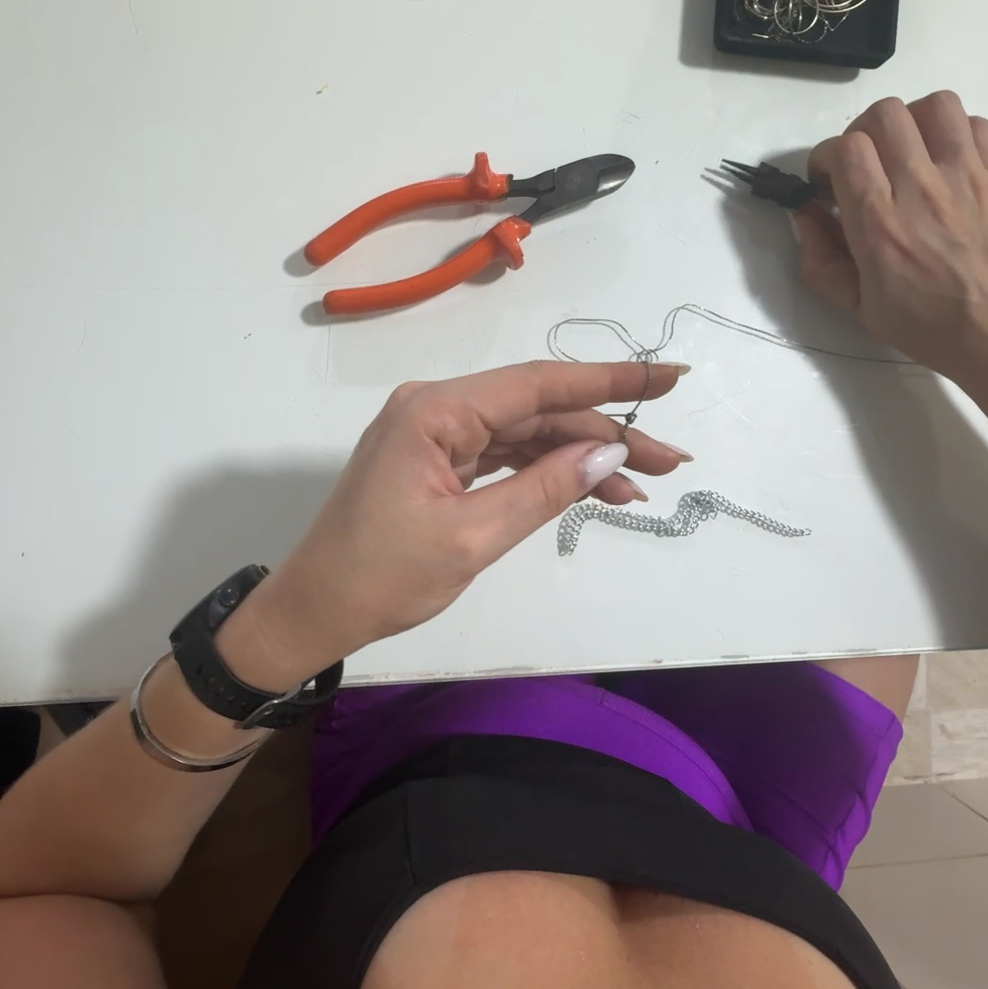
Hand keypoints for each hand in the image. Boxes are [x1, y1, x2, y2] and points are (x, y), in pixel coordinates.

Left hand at [219, 361, 688, 686]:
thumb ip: (543, 489)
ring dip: (581, 456)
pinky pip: (503, 456)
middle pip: (537, 409)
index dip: (608, 380)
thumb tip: (608, 454)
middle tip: (670, 459)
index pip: (538, 384)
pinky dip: (546, 472)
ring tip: (643, 484)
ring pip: (525, 433)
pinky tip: (591, 489)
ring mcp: (436, 434)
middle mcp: (436, 408)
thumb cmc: (383, 577)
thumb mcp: (472, 537)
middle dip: (605, 433)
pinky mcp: (438, 461)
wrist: (316, 610)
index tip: (667, 378)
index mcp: (436, 411)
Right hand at [794, 91, 987, 398]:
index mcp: (880, 225)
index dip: (825, 157)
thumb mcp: (856, 308)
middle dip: (859, 133)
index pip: (846, 150)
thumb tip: (804, 216)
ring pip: (932, 104)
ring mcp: (967, 175)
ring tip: (902, 155)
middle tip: (859, 167)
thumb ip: (820, 261)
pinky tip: (941, 165)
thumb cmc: (928, 328)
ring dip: (907, 122)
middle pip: (884, 114)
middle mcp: (922, 188)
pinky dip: (949, 132)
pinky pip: (972, 122)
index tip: (824, 185)